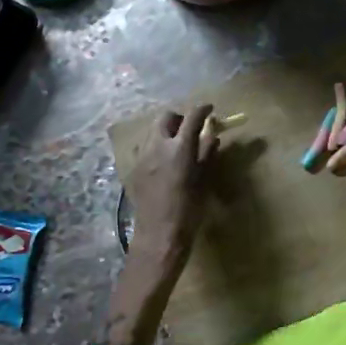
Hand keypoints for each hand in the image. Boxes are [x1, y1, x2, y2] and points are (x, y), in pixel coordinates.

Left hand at [125, 103, 218, 274]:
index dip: (202, 110)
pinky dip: (155, 145)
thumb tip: (211, 136)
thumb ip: (207, 154)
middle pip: (165, 117)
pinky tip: (162, 159)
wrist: (159, 234)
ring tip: (177, 143)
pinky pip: (144, 147)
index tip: (209, 109)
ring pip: (152, 131)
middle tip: (191, 127)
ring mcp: (142, 157)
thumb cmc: (189, 209)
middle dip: (179, 117)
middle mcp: (157, 146)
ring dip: (166, 130)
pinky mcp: (133, 169)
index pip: (192, 117)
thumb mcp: (204, 181)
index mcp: (179, 148)